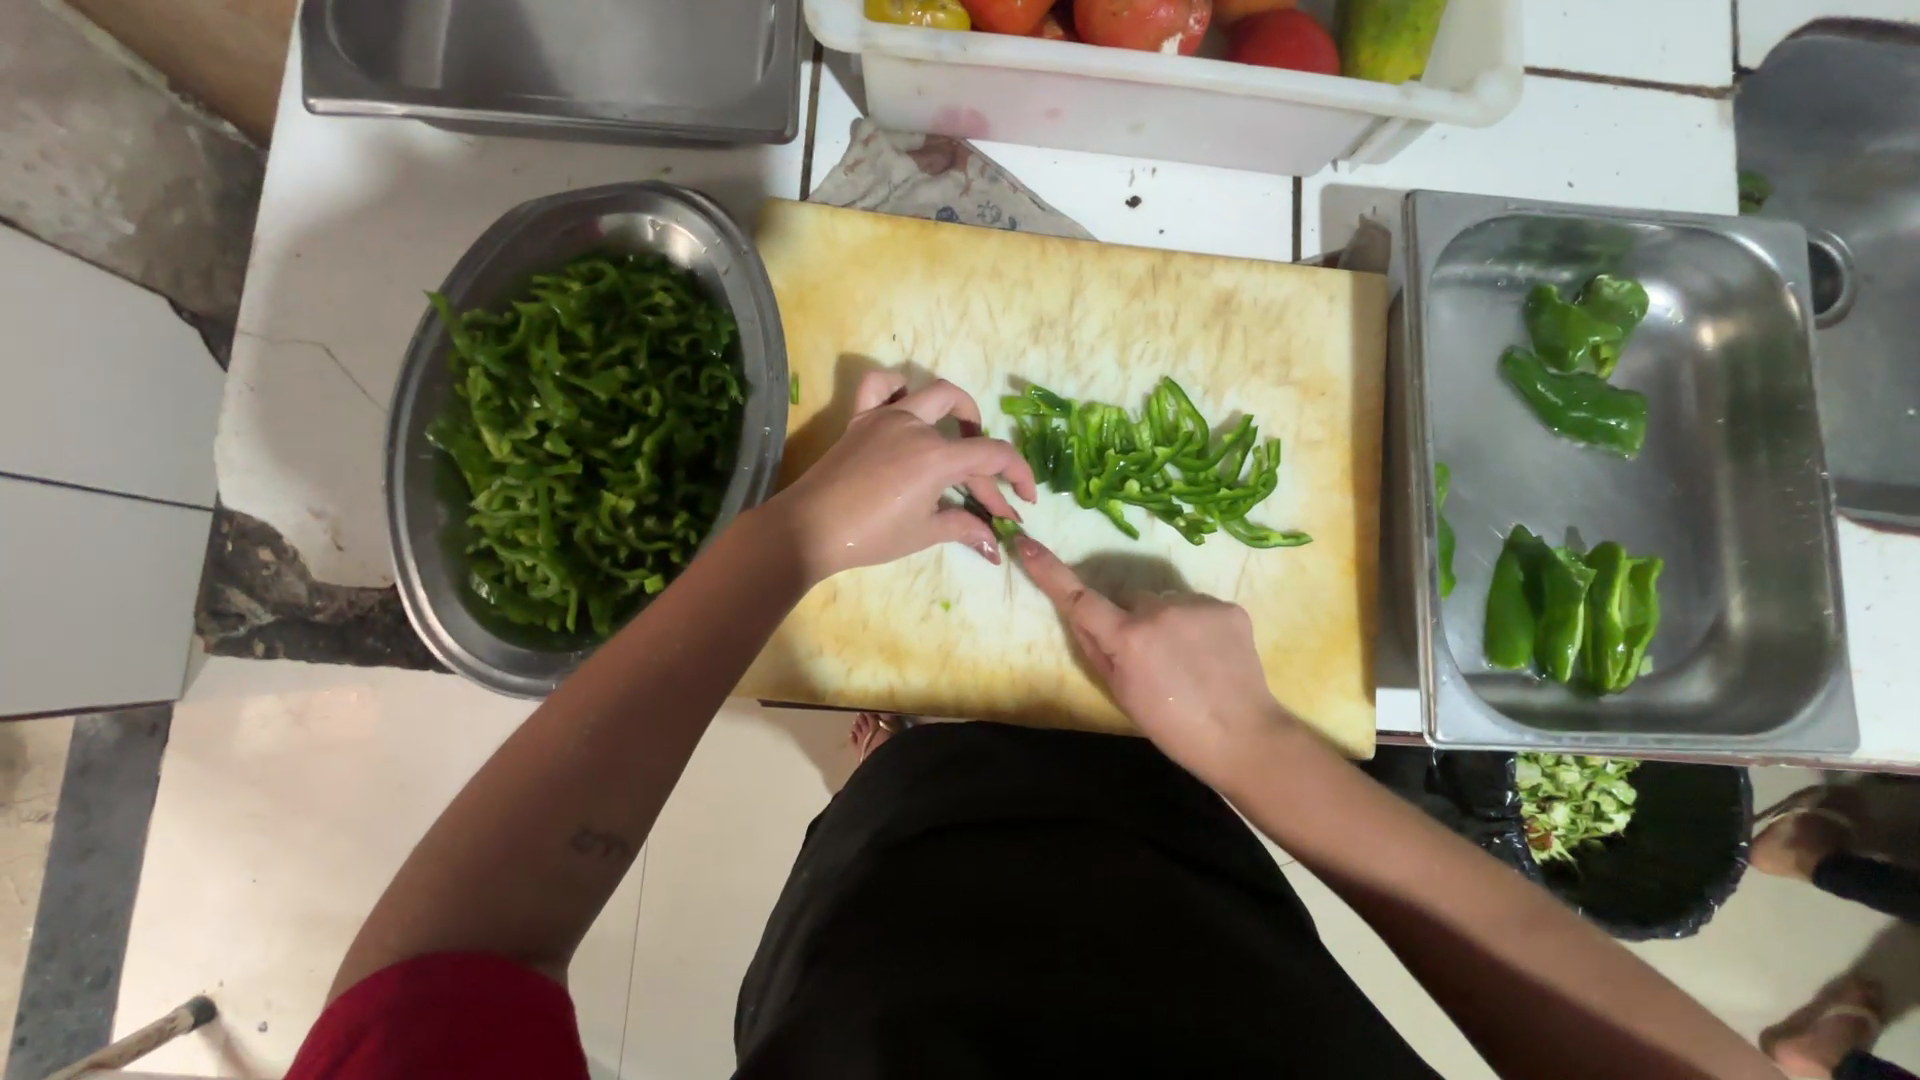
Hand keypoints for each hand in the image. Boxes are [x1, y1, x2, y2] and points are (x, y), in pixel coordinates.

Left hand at [768, 372, 1037, 580]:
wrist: (810, 528)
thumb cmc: (872, 536)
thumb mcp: (925, 532)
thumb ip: (964, 527)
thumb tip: (995, 543)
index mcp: (937, 458)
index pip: (993, 455)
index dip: (1019, 475)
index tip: (1026, 498)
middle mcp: (917, 427)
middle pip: (967, 431)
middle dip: (987, 461)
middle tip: (988, 492)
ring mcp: (886, 417)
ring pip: (932, 394)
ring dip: (957, 409)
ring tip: (963, 432)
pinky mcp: (860, 418)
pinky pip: (879, 386)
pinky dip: (896, 386)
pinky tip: (906, 404)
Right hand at [1016, 535, 1297, 786]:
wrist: (1242, 736)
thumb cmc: (1171, 725)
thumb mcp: (1120, 691)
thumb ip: (1096, 648)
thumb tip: (1081, 615)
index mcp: (1127, 637)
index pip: (1079, 598)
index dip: (1049, 571)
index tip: (1026, 544)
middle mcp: (1159, 611)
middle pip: (1130, 598)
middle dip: (1130, 617)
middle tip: (1148, 656)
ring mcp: (1197, 605)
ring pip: (1165, 601)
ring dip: (1165, 619)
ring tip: (1185, 659)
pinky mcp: (1228, 607)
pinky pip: (1197, 606)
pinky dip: (1197, 624)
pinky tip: (1209, 655)